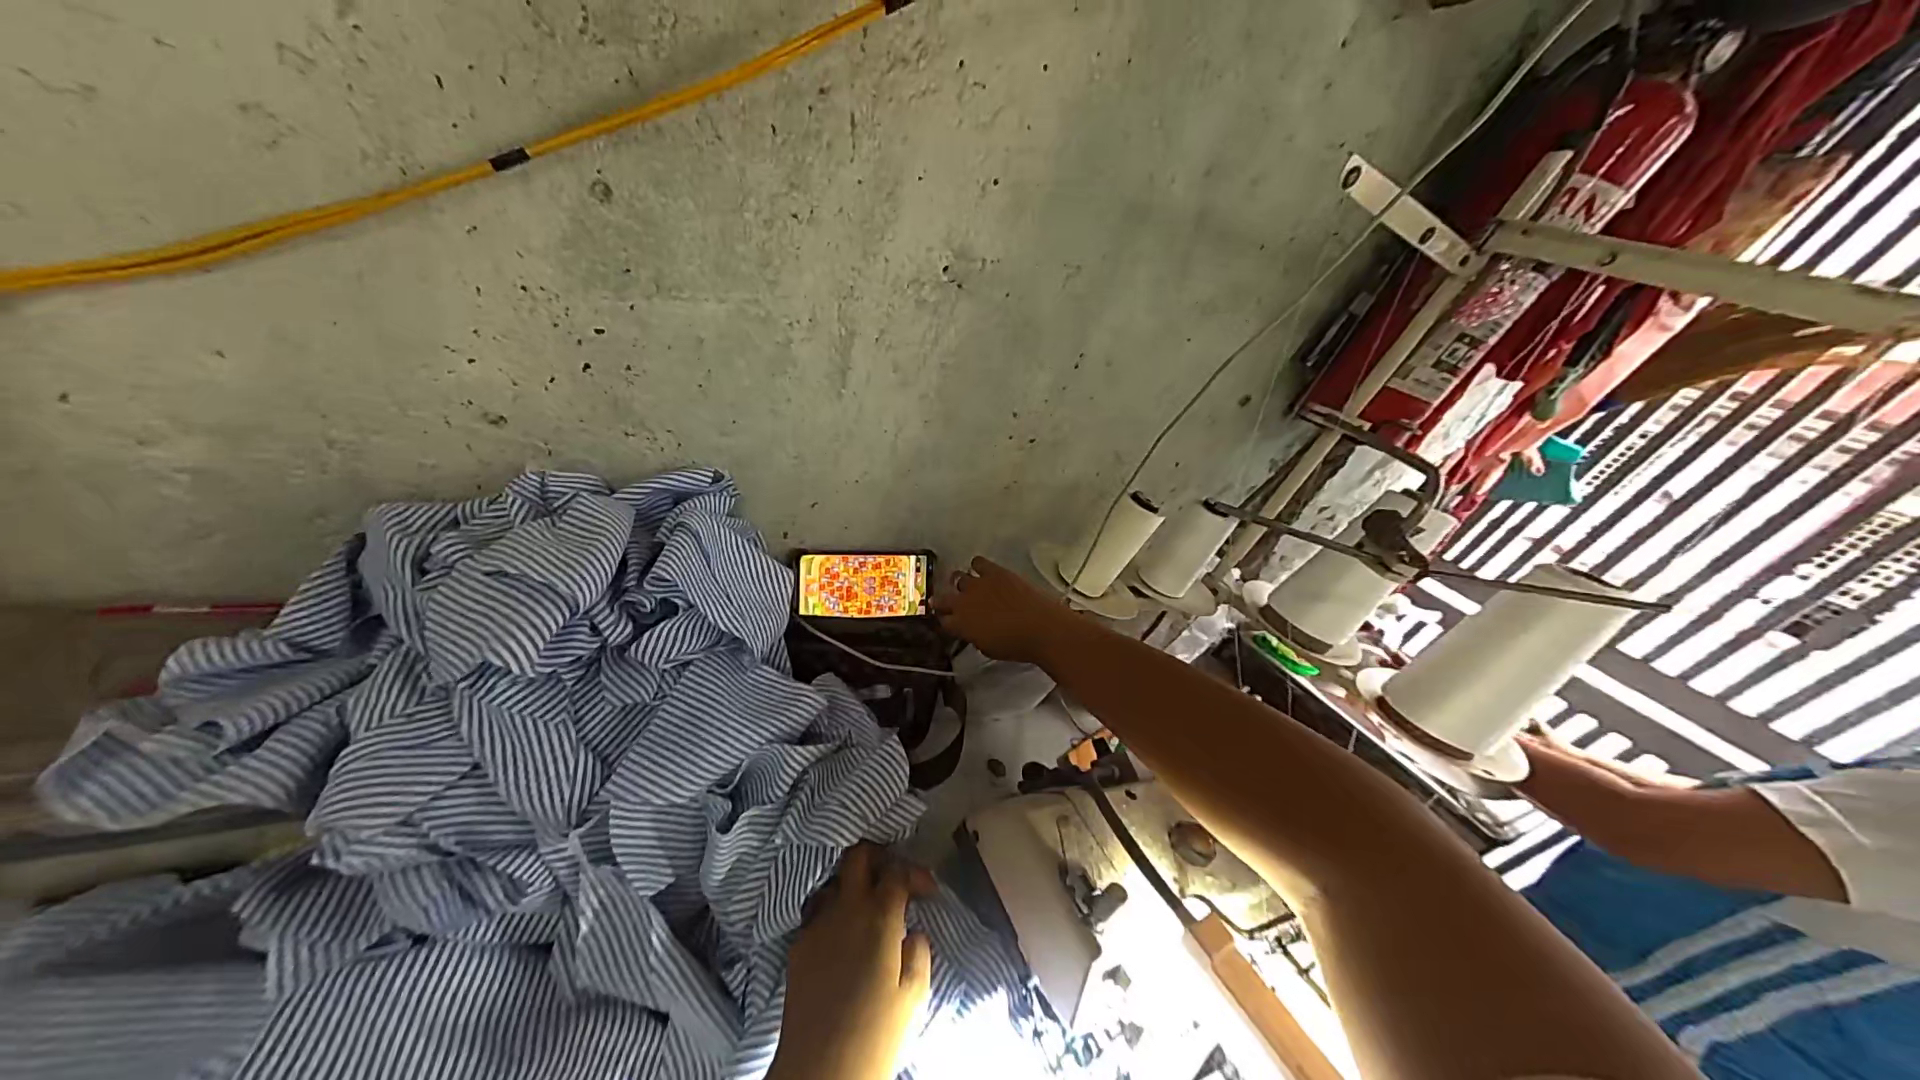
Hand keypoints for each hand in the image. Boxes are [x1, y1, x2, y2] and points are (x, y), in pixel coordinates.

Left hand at [768, 844, 935, 1079]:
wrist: (819, 1071)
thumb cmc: (875, 1036)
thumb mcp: (914, 996)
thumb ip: (919, 953)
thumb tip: (913, 933)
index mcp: (879, 918)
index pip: (897, 871)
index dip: (916, 873)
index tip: (927, 891)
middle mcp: (845, 910)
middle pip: (858, 856)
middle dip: (879, 857)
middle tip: (894, 879)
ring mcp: (816, 925)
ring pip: (833, 881)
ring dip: (853, 885)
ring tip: (867, 909)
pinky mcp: (797, 945)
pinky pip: (816, 912)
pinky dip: (833, 912)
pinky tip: (842, 937)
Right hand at [932, 556, 1080, 664]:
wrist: (1041, 628)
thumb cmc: (1016, 645)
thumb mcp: (988, 648)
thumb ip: (974, 637)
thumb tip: (972, 631)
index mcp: (960, 624)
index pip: (942, 621)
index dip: (945, 620)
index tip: (949, 621)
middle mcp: (963, 602)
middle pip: (943, 598)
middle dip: (944, 601)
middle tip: (951, 604)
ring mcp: (978, 584)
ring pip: (958, 577)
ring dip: (961, 583)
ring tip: (969, 587)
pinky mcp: (994, 571)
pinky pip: (978, 562)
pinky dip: (978, 566)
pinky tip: (984, 571)